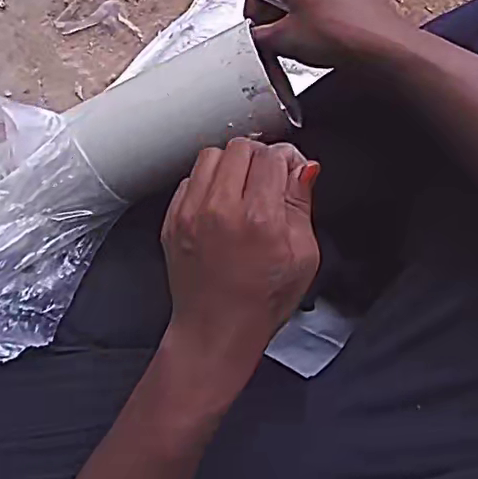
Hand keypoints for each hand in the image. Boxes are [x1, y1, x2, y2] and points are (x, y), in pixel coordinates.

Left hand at [157, 138, 320, 411]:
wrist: (216, 331)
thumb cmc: (261, 302)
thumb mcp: (303, 256)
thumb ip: (301, 203)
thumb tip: (304, 168)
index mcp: (259, 219)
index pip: (271, 156)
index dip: (287, 159)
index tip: (290, 170)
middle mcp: (220, 210)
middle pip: (240, 147)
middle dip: (259, 158)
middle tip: (267, 179)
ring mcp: (191, 214)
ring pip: (211, 155)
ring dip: (230, 165)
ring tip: (241, 189)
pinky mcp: (172, 220)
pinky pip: (189, 179)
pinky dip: (207, 183)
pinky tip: (219, 205)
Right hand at [245, 0, 416, 67]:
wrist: (382, 47)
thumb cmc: (338, 34)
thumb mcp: (283, 38)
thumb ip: (260, 34)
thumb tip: (257, 35)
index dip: (253, 0)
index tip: (254, 21)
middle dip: (274, 8)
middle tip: (272, 32)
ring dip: (295, 14)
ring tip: (297, 38)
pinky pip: (325, 0)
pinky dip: (316, 16)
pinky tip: (318, 38)